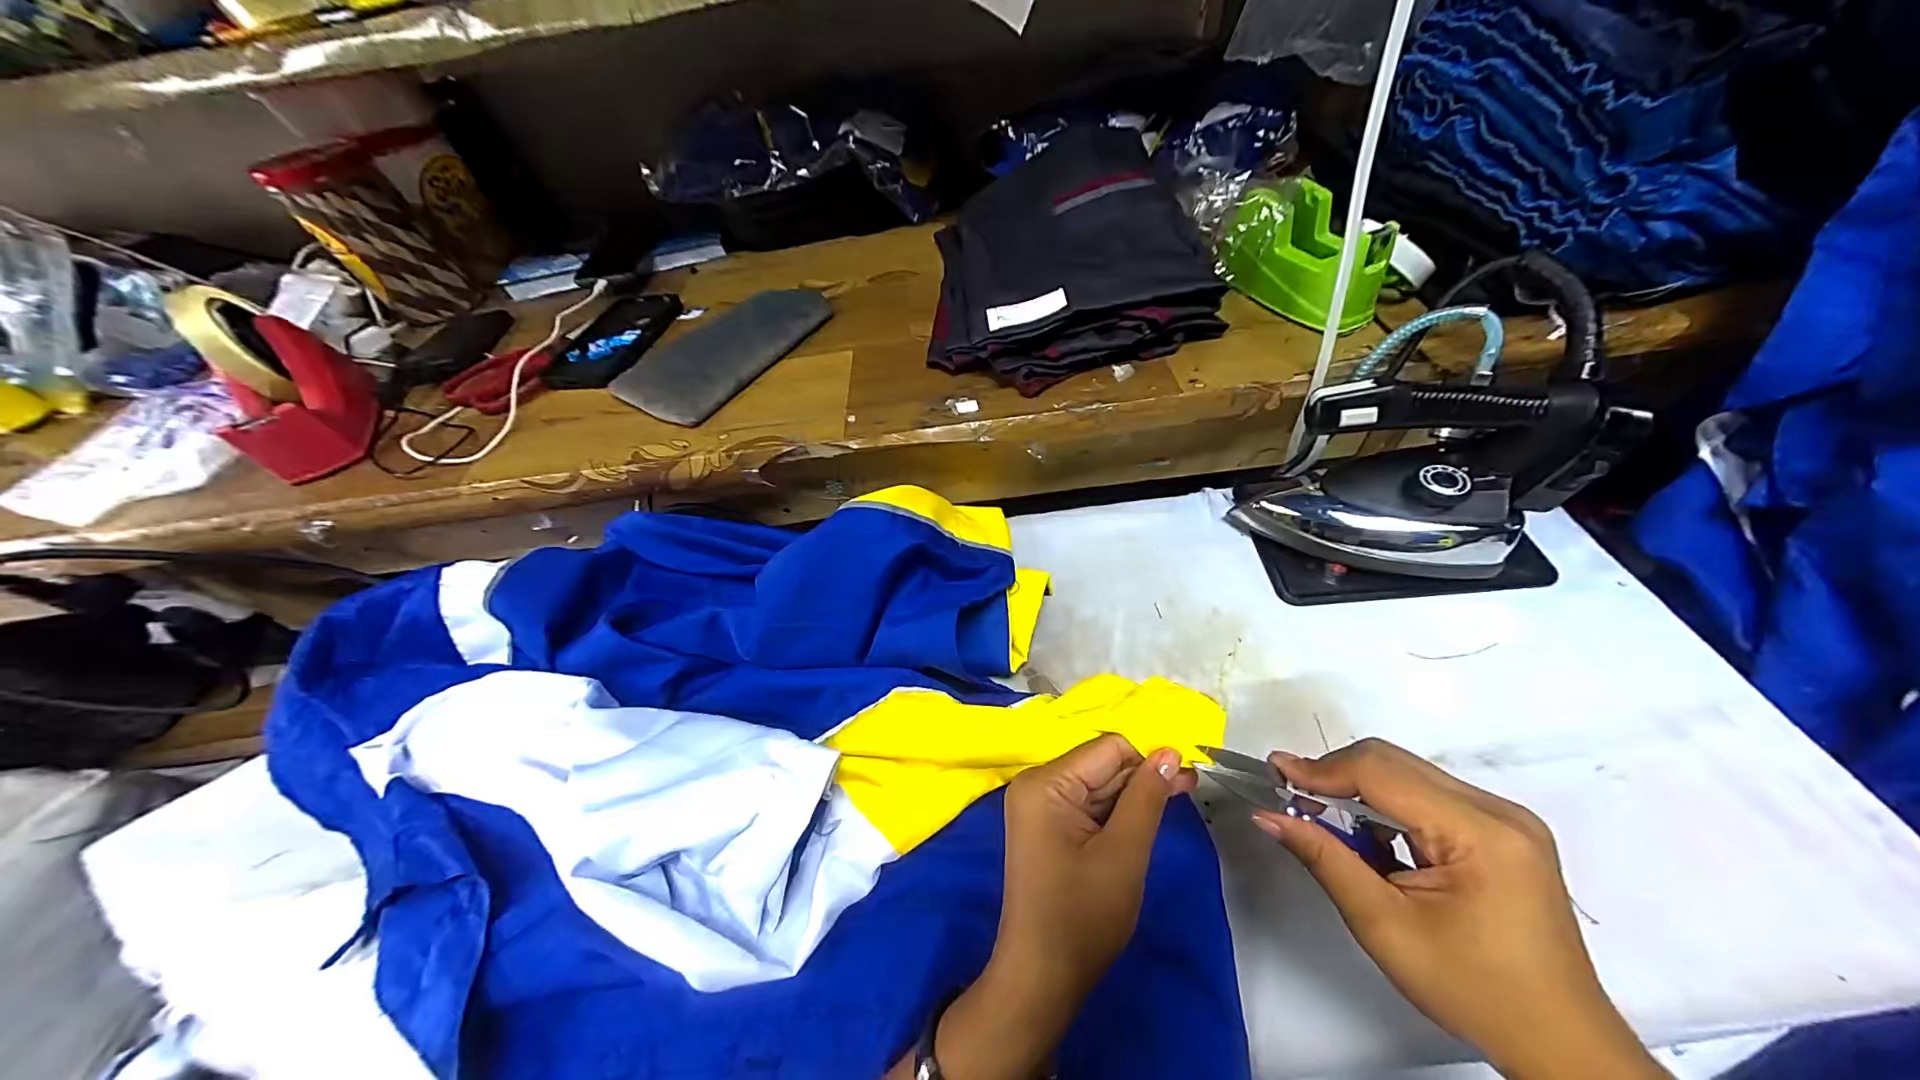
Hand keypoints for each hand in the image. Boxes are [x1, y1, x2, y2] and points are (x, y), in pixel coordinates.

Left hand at [885, 735, 1193, 1079]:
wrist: (1041, 975)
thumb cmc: (1082, 916)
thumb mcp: (1124, 853)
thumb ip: (1147, 797)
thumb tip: (1170, 752)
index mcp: (1046, 783)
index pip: (1108, 748)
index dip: (1148, 758)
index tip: (1187, 775)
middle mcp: (1037, 784)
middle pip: (1102, 764)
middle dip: (1144, 774)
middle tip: (1192, 785)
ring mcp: (1039, 806)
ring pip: (1098, 784)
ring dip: (1134, 793)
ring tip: (1178, 797)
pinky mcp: (1046, 826)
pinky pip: (1088, 804)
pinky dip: (1117, 810)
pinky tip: (1146, 816)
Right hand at [1251, 738, 1665, 1079]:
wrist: (1558, 1042)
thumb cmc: (1471, 988)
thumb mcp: (1384, 924)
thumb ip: (1324, 858)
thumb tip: (1267, 815)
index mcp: (1480, 832)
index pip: (1381, 771)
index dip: (1321, 769)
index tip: (1274, 774)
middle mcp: (1499, 811)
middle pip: (1395, 763)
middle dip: (1336, 774)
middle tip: (1290, 794)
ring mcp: (1507, 819)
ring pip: (1410, 774)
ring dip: (1360, 788)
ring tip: (1320, 814)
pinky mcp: (1504, 832)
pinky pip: (1429, 795)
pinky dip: (1388, 805)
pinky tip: (1370, 835)